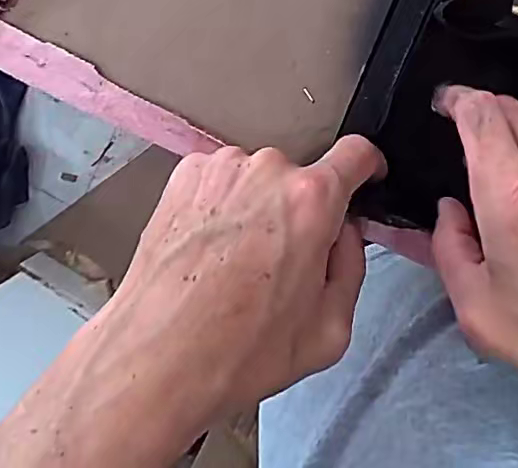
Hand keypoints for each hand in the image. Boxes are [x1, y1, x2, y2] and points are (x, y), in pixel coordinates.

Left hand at [110, 137, 384, 409]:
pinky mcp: (187, 175)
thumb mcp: (329, 329)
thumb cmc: (235, 352)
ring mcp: (224, 167)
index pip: (358, 152)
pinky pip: (223, 178)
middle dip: (302, 209)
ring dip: (259, 205)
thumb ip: (354, 265)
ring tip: (234, 258)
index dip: (368, 165)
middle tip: (280, 258)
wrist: (149, 367)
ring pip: (262, 177)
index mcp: (313, 199)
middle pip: (305, 176)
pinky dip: (223, 202)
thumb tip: (347, 234)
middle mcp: (270, 170)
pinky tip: (209, 245)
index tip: (365, 176)